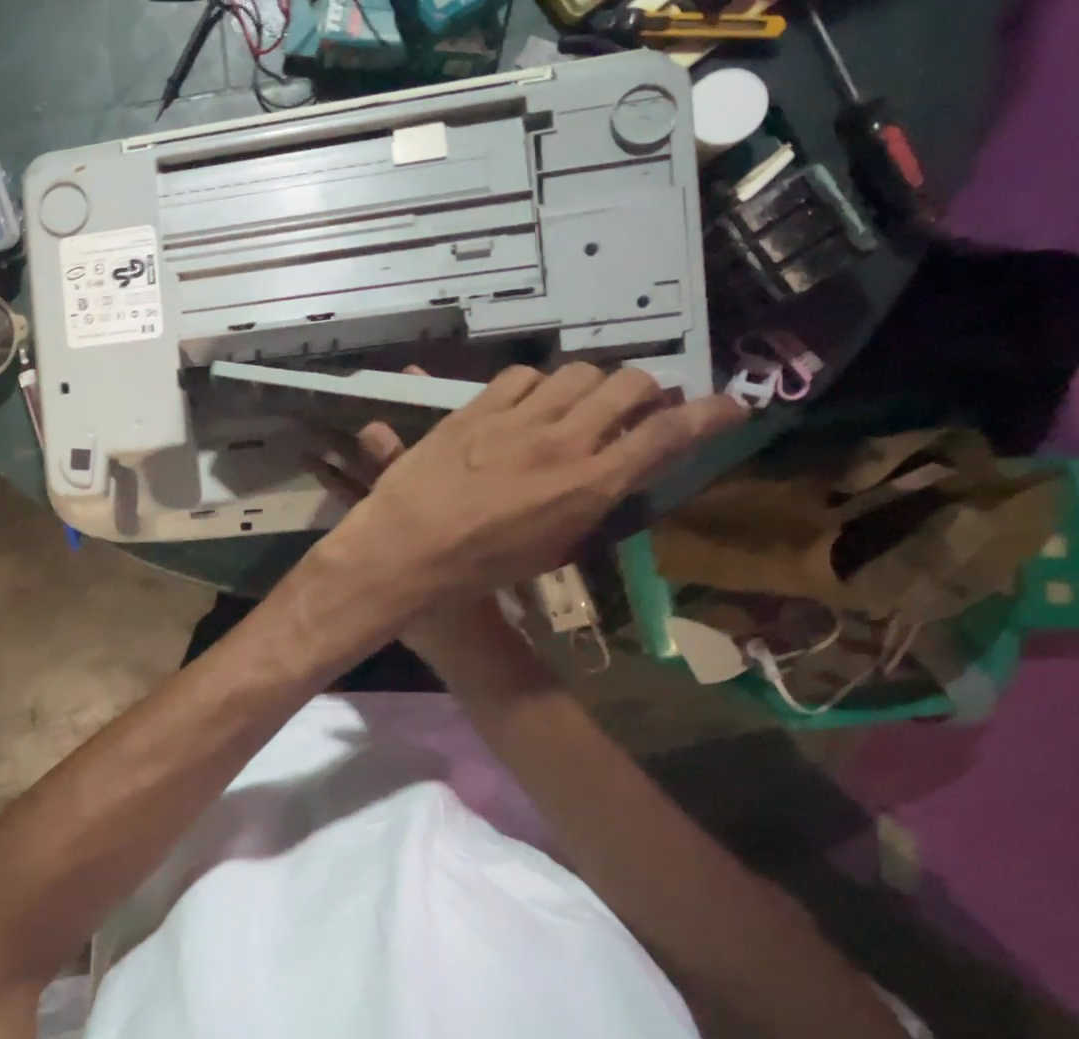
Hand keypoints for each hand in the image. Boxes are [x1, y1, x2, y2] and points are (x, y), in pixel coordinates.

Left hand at [317, 362, 744, 601]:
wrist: (407, 548)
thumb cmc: (479, 567)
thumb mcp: (551, 547)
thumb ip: (590, 506)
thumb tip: (611, 479)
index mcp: (590, 486)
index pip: (667, 435)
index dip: (708, 415)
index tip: (729, 405)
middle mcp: (563, 443)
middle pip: (627, 386)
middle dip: (644, 389)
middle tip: (638, 402)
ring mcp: (516, 421)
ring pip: (577, 372)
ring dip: (589, 382)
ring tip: (579, 399)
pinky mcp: (474, 410)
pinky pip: (519, 376)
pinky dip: (534, 383)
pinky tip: (526, 399)